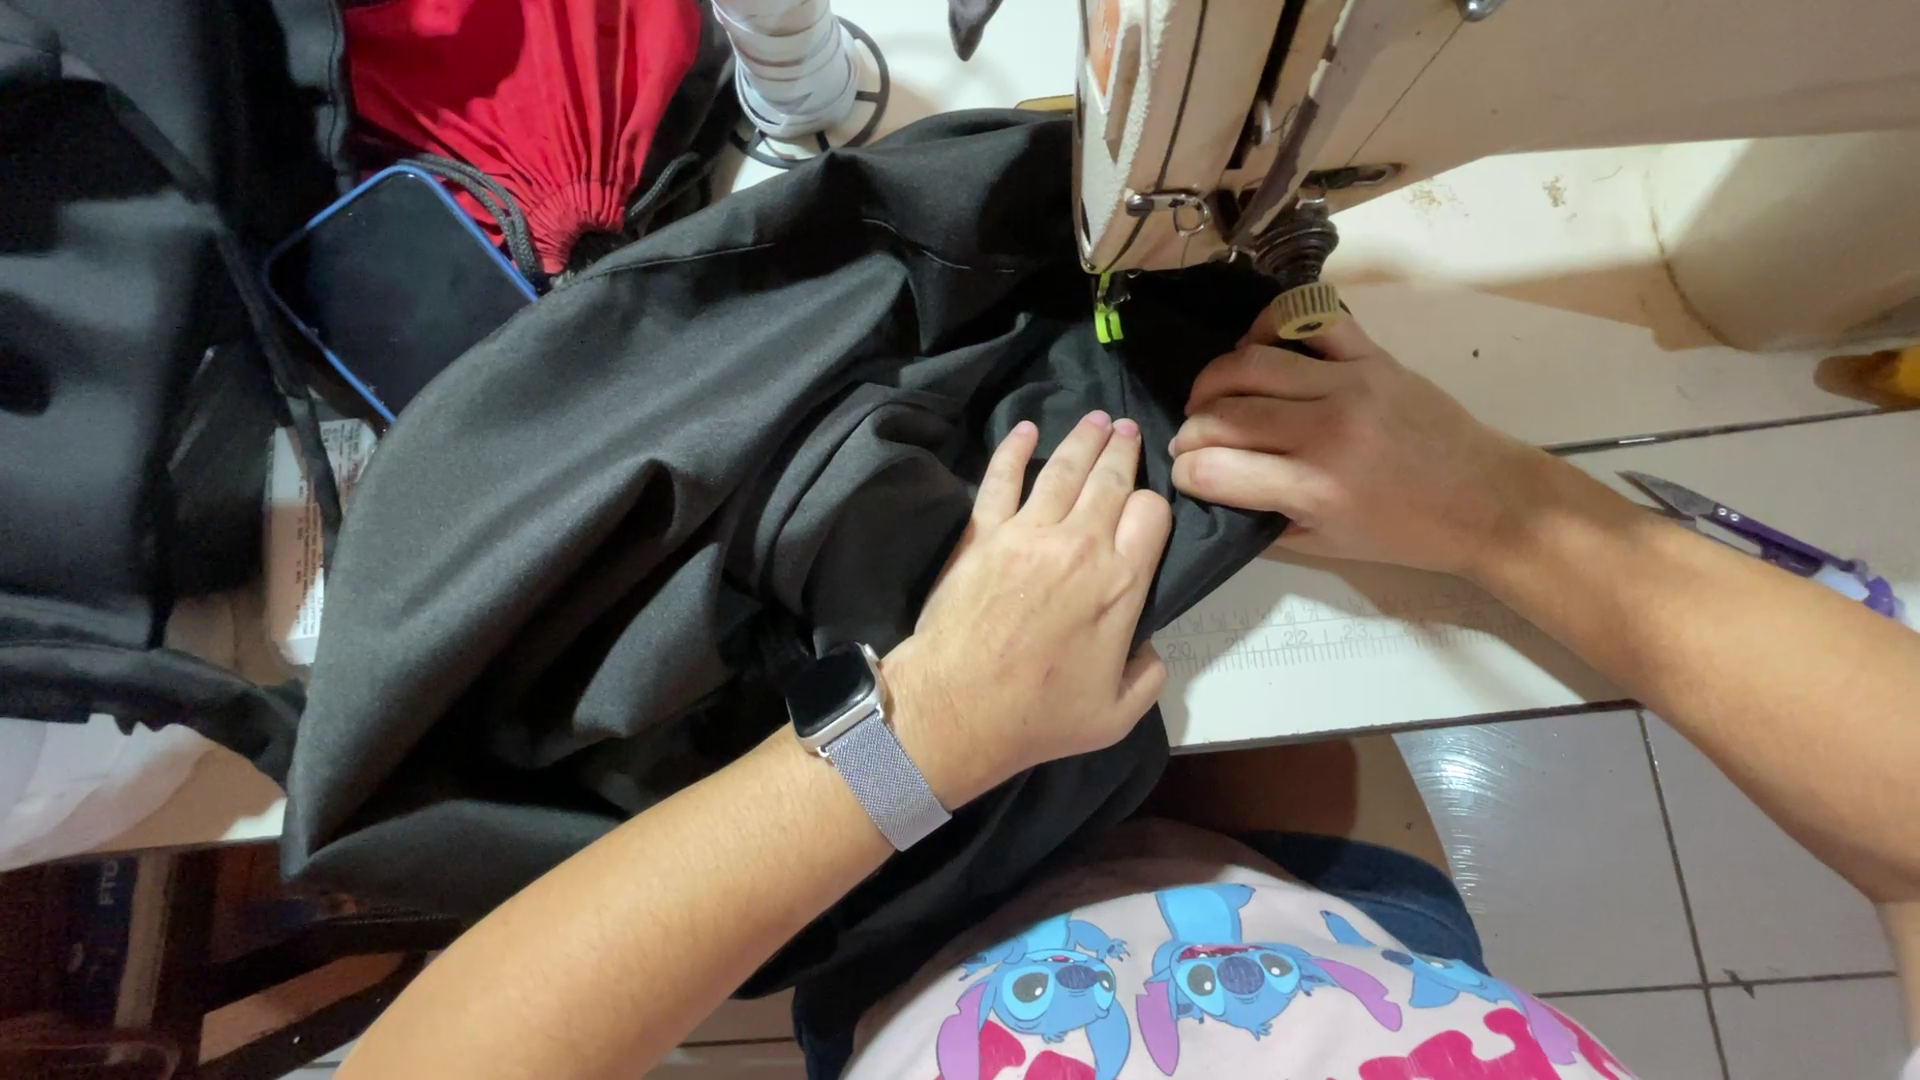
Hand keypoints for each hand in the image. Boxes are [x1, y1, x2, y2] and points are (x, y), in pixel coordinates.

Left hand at [884, 412, 1171, 806]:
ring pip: (1064, 470)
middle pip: (1111, 480)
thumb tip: (1148, 644)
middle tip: (1126, 430)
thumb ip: (1148, 673)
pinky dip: (1014, 449)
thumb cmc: (1039, 717)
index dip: (1152, 504)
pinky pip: (1001, 478)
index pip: (1151, 514)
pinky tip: (1025, 430)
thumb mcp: (1117, 714)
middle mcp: (1081, 546)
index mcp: (1121, 585)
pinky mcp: (984, 533)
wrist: (959, 708)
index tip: (1145, 508)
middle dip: (1123, 450)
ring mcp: (1028, 534)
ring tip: (1097, 419)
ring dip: (1084, 440)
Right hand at [1169, 318, 1546, 576]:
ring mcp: (1351, 383)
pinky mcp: (1373, 355)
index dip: (1184, 472)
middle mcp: (1326, 430)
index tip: (1186, 474)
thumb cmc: (1403, 534)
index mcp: (1313, 487)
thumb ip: (1260, 516)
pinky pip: (1308, 319)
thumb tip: (1209, 485)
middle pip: (1223, 413)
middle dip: (1190, 430)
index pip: (1212, 468)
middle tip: (1190, 439)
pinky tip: (1256, 349)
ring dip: (1213, 380)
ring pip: (1250, 362)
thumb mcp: (1321, 544)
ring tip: (1211, 397)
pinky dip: (1268, 327)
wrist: (1487, 500)